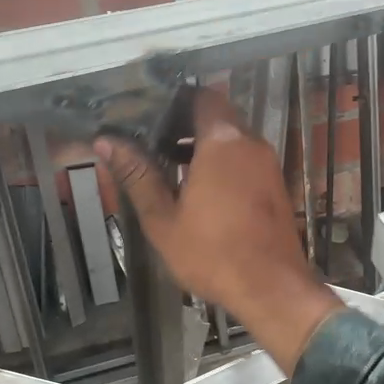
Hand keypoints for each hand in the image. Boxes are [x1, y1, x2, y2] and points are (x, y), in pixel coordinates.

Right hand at [94, 89, 341, 373]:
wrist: (271, 287)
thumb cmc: (212, 253)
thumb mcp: (164, 217)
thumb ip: (138, 175)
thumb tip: (106, 142)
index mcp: (223, 141)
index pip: (203, 96)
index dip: (177, 100)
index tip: (151, 114)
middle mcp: (252, 143)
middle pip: (219, 116)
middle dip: (188, 124)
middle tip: (154, 142)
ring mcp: (269, 164)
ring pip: (235, 139)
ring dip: (206, 146)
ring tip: (171, 167)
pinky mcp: (277, 185)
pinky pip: (247, 160)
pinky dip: (226, 163)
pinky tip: (201, 188)